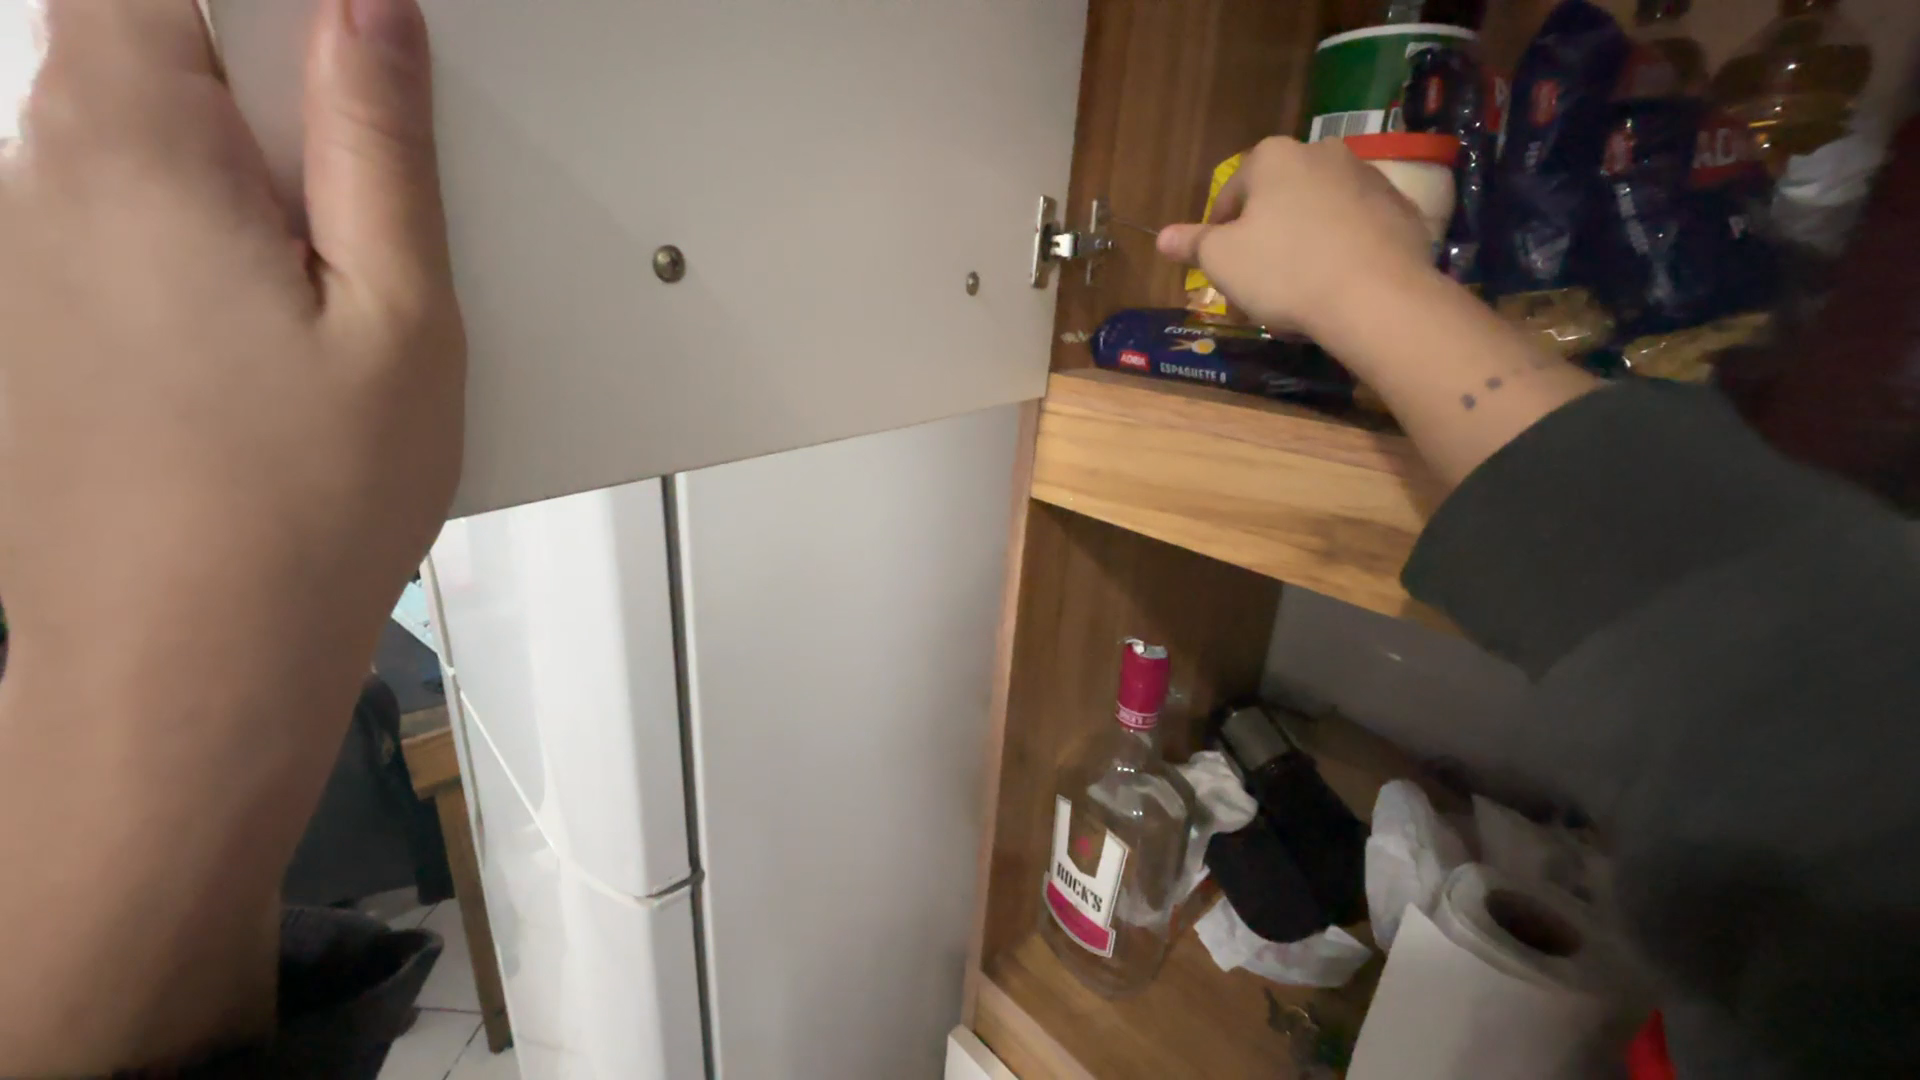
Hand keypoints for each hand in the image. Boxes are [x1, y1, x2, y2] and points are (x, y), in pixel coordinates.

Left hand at [0, 0, 461, 1069]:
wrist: (197, 652)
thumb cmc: (302, 504)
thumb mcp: (400, 318)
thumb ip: (382, 155)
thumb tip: (372, 21)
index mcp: (138, 151)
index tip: (369, 32)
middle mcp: (49, 178)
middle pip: (159, 38)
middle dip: (292, 68)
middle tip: (391, 156)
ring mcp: (40, 249)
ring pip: (162, 131)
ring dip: (276, 159)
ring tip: (359, 263)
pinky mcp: (64, 313)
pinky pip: (149, 212)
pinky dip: (240, 225)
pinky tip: (311, 315)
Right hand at [1156, 136, 1433, 337]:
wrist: (1374, 295)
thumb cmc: (1283, 270)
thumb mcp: (1221, 261)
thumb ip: (1191, 244)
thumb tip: (1162, 237)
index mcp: (1272, 157)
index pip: (1231, 193)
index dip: (1219, 233)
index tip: (1221, 267)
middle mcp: (1321, 152)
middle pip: (1277, 198)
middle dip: (1264, 233)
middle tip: (1257, 279)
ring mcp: (1367, 176)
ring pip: (1317, 210)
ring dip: (1302, 239)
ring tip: (1298, 286)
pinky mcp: (1398, 206)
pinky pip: (1355, 227)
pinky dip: (1341, 248)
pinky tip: (1334, 283)